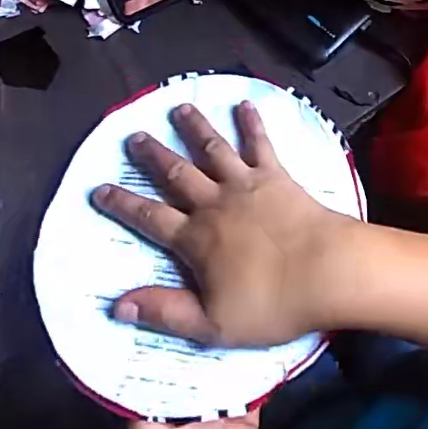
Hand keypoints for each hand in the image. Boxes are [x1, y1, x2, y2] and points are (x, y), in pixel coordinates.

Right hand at [92, 102, 357, 345]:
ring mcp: (247, 184)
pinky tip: (245, 104)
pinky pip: (260, 143)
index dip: (123, 204)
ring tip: (180, 108)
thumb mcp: (212, 324)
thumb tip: (118, 305)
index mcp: (197, 239)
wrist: (327, 270)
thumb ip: (165, 311)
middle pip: (177, 174)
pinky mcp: (276, 175)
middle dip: (153, 155)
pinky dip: (251, 122)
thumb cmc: (273, 303)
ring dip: (195, 128)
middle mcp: (216, 204)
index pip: (149, 218)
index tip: (100, 189)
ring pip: (213, 150)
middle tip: (135, 136)